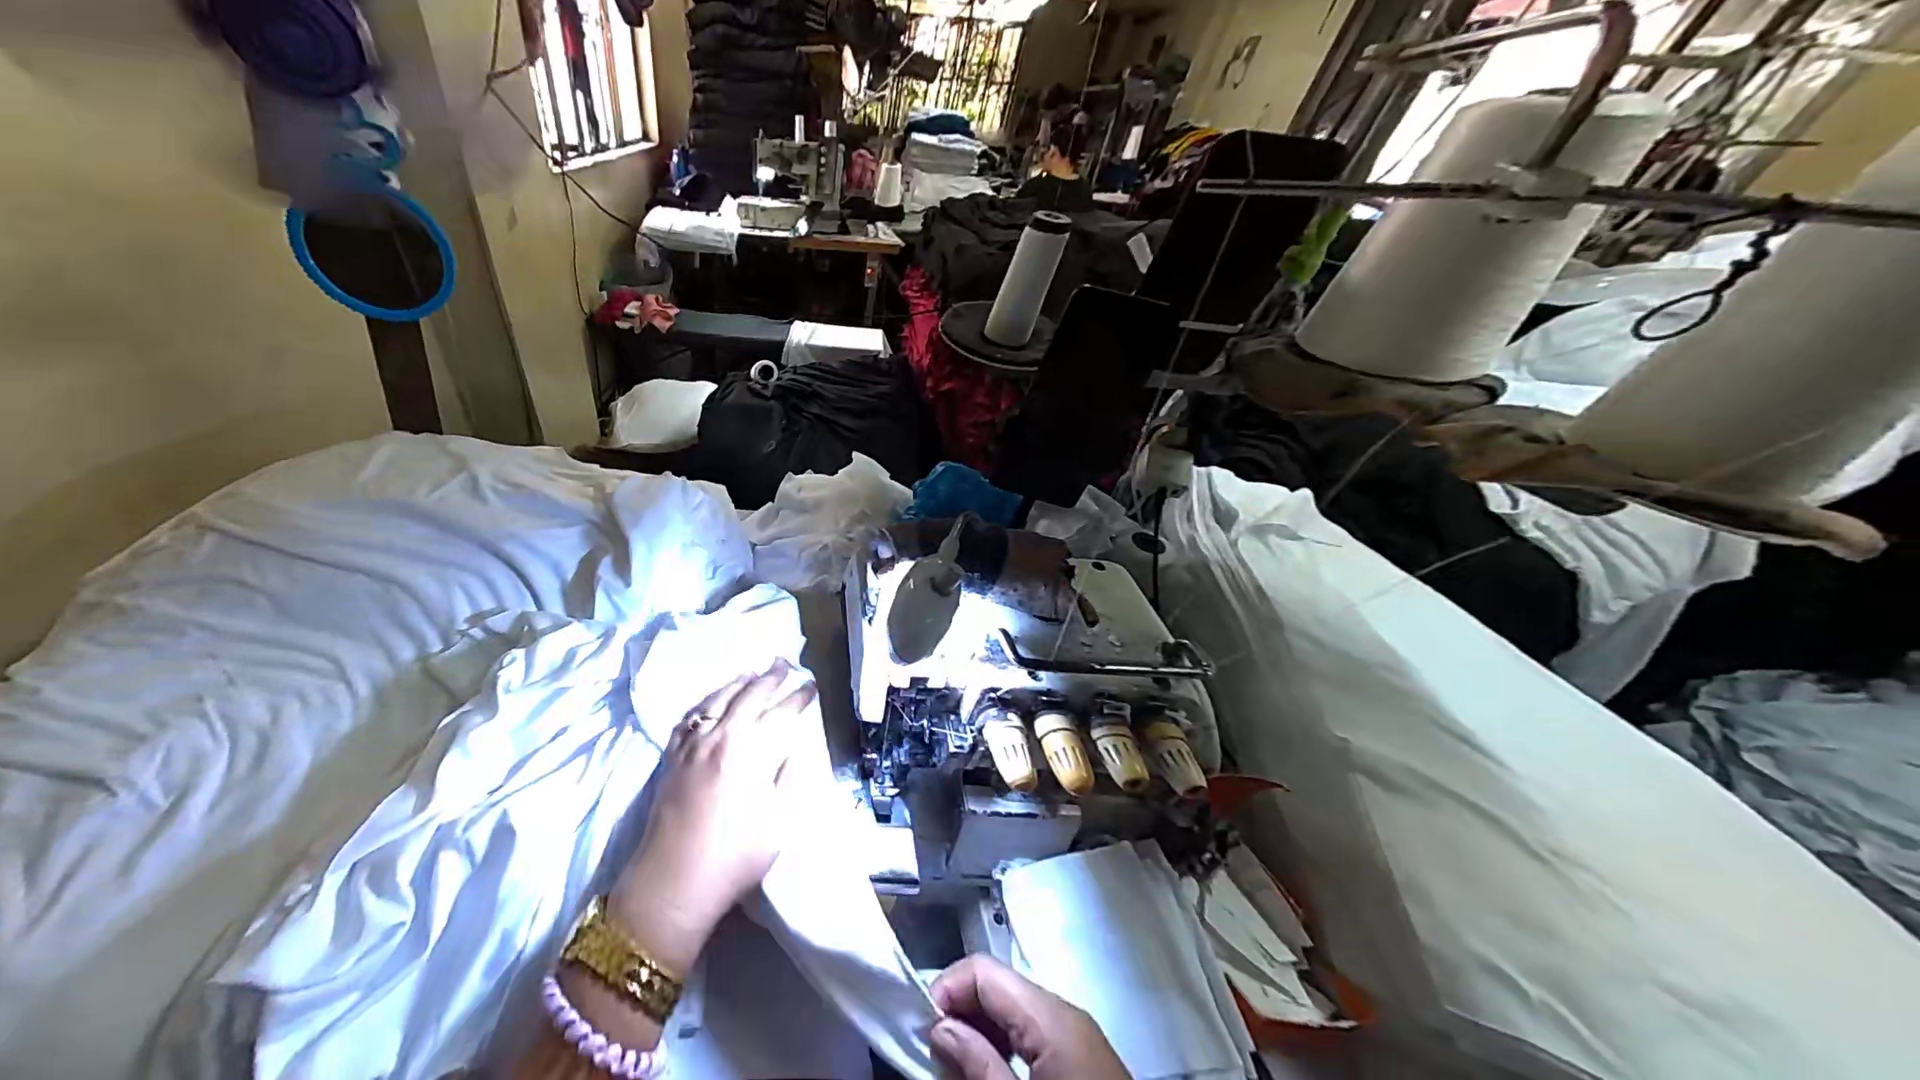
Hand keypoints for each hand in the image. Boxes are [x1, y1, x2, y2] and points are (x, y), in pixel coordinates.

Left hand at [609, 661, 817, 973]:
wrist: (672, 885)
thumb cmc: (734, 857)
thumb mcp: (779, 822)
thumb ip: (790, 779)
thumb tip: (794, 750)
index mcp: (750, 751)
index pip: (781, 713)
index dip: (798, 698)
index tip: (811, 686)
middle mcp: (719, 739)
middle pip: (748, 697)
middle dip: (770, 678)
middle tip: (785, 664)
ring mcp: (690, 747)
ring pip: (716, 701)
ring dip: (737, 683)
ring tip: (752, 672)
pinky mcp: (671, 760)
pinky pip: (689, 719)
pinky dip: (705, 703)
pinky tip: (711, 702)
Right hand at [930, 954, 1131, 1079]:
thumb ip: (977, 1064)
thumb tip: (941, 1028)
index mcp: (1050, 1016)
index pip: (982, 969)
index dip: (946, 990)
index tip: (922, 1030)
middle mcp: (1063, 1011)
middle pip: (997, 984)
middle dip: (959, 1011)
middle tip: (933, 1055)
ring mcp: (1074, 1031)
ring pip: (1011, 1006)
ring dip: (978, 1028)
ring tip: (955, 1066)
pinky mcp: (1078, 1053)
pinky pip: (1029, 1029)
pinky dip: (1002, 1041)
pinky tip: (988, 1070)